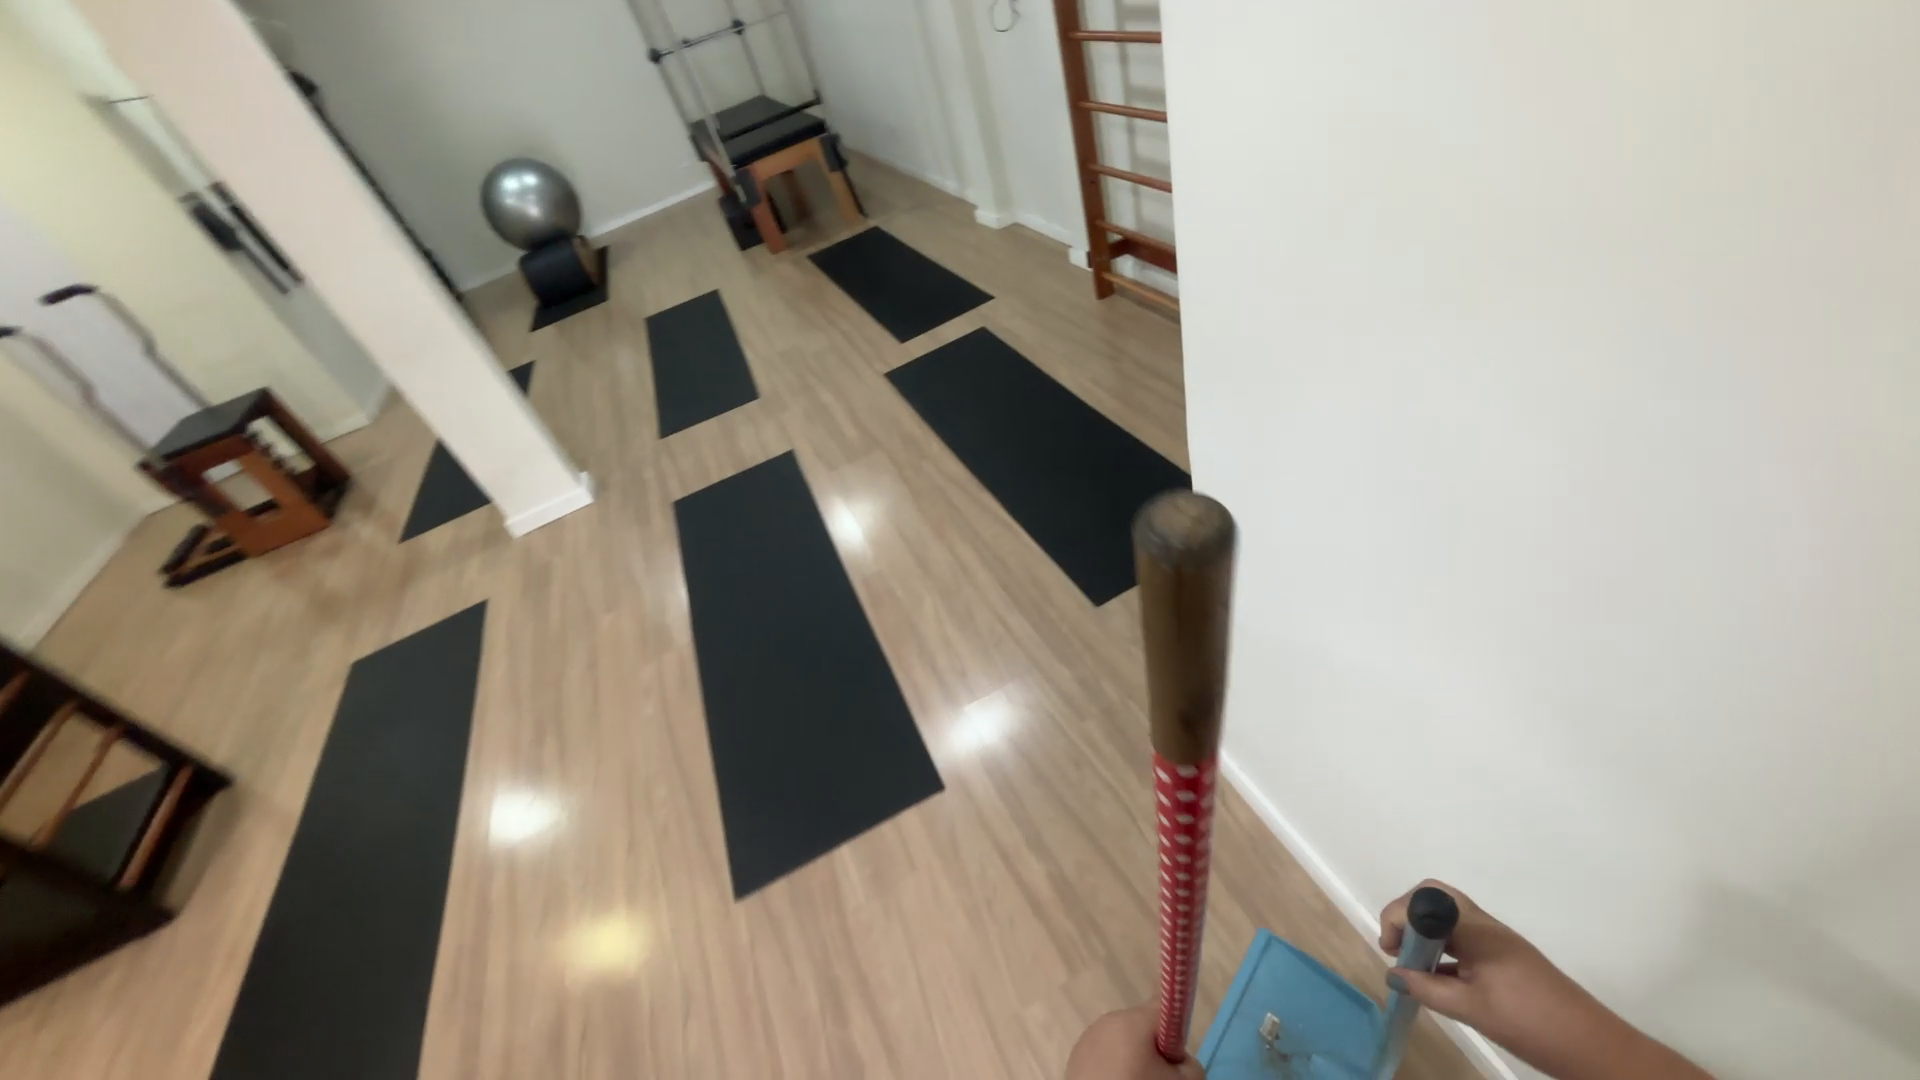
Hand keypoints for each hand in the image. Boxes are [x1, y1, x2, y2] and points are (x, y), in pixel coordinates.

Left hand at [1065, 1005, 1203, 1079]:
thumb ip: (1190, 1066)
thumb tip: (1180, 1060)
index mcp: (1133, 1021)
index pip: (1164, 1006)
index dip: (1176, 1028)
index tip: (1176, 1054)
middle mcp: (1109, 1020)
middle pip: (1143, 1028)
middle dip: (1154, 1050)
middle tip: (1158, 1077)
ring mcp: (1089, 1036)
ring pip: (1123, 1041)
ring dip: (1132, 1058)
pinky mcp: (1076, 1055)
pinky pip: (1104, 1054)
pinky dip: (1113, 1067)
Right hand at [1379, 880, 1709, 1079]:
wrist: (1596, 1048)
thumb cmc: (1531, 1023)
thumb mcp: (1472, 1010)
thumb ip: (1427, 989)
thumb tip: (1393, 975)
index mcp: (1477, 930)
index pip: (1425, 898)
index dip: (1398, 917)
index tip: (1392, 950)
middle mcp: (1486, 925)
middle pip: (1436, 897)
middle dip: (1408, 916)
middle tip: (1399, 948)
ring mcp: (1498, 940)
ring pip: (1449, 918)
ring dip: (1425, 933)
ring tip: (1415, 966)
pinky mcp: (1506, 957)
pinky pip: (1463, 938)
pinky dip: (1443, 949)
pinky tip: (1440, 978)